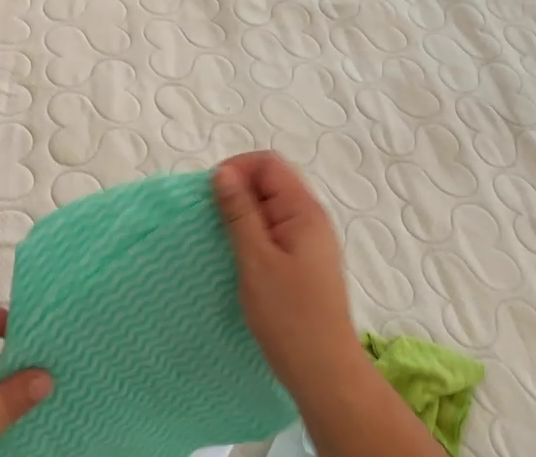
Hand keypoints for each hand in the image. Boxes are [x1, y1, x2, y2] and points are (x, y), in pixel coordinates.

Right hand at [211, 152, 363, 399]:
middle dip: (237, 191)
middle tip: (212, 219)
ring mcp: (310, 241)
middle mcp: (311, 218)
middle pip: (270, 182)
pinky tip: (239, 256)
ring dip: (243, 214)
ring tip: (222, 238)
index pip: (268, 163)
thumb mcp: (256, 259)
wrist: (324, 373)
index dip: (237, 169)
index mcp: (304, 210)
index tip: (211, 196)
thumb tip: (223, 172)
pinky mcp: (304, 263)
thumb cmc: (289, 316)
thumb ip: (239, 212)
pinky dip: (253, 234)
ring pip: (271, 208)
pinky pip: (275, 231)